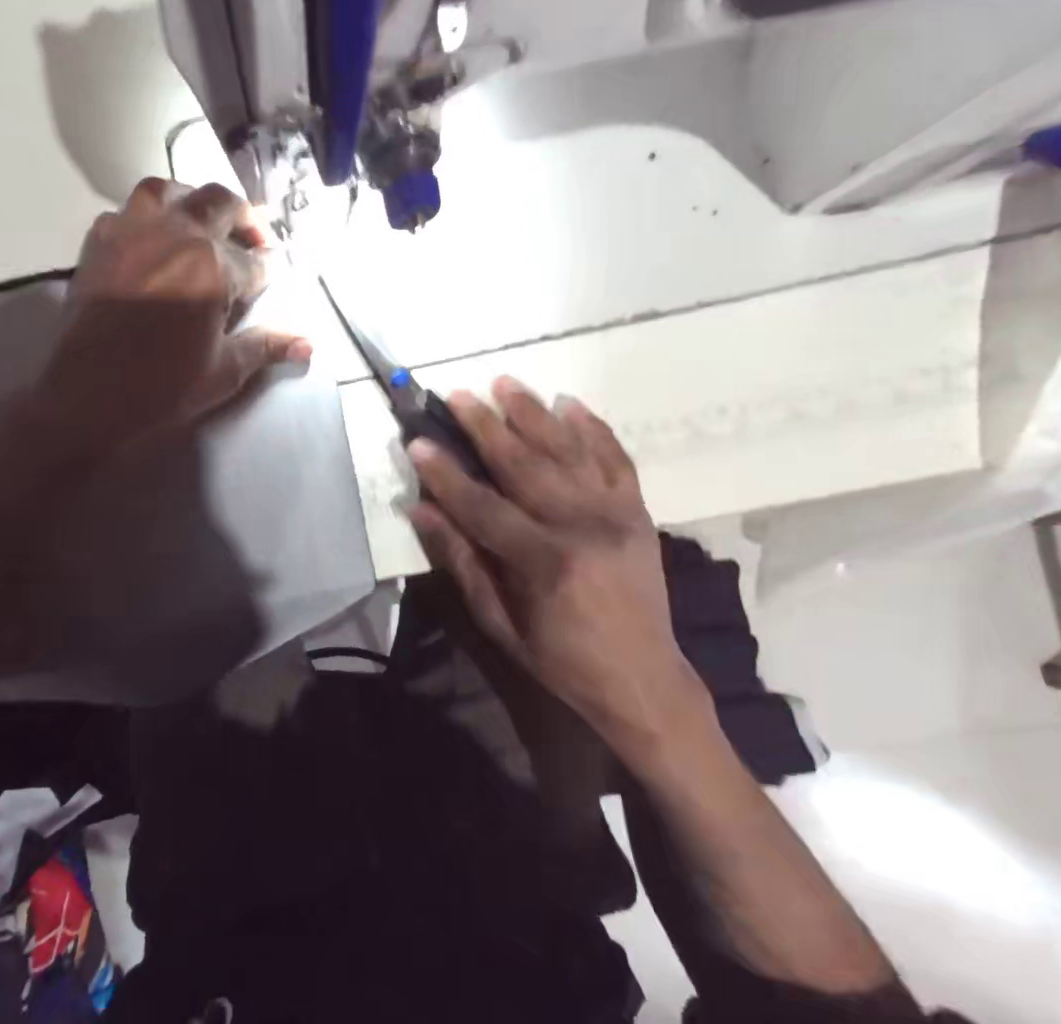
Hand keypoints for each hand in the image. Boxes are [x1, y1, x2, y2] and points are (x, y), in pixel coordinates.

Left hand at [36, 178, 310, 444]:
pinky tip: (153, 244)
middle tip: (251, 242)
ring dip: (193, 202)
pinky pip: (127, 212)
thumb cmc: (161, 388)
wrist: (86, 398)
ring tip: (201, 227)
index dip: (268, 270)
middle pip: (219, 203)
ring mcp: (131, 232)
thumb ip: (265, 347)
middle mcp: (174, 233)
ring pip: (169, 191)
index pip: (254, 261)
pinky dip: (147, 219)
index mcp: (212, 265)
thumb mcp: (223, 371)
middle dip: (243, 219)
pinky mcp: (98, 243)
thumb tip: (308, 345)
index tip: (271, 277)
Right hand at [408, 377, 705, 742]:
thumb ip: (462, 561)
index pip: (481, 505)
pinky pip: (615, 458)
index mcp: (543, 561)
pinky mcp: (638, 511)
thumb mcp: (498, 622)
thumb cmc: (559, 658)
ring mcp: (616, 513)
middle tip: (457, 395)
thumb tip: (423, 512)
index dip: (445, 474)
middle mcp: (582, 526)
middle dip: (486, 426)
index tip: (417, 444)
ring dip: (533, 413)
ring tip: (505, 382)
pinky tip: (570, 404)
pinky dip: (593, 427)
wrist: (642, 678)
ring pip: (568, 450)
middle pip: (524, 464)